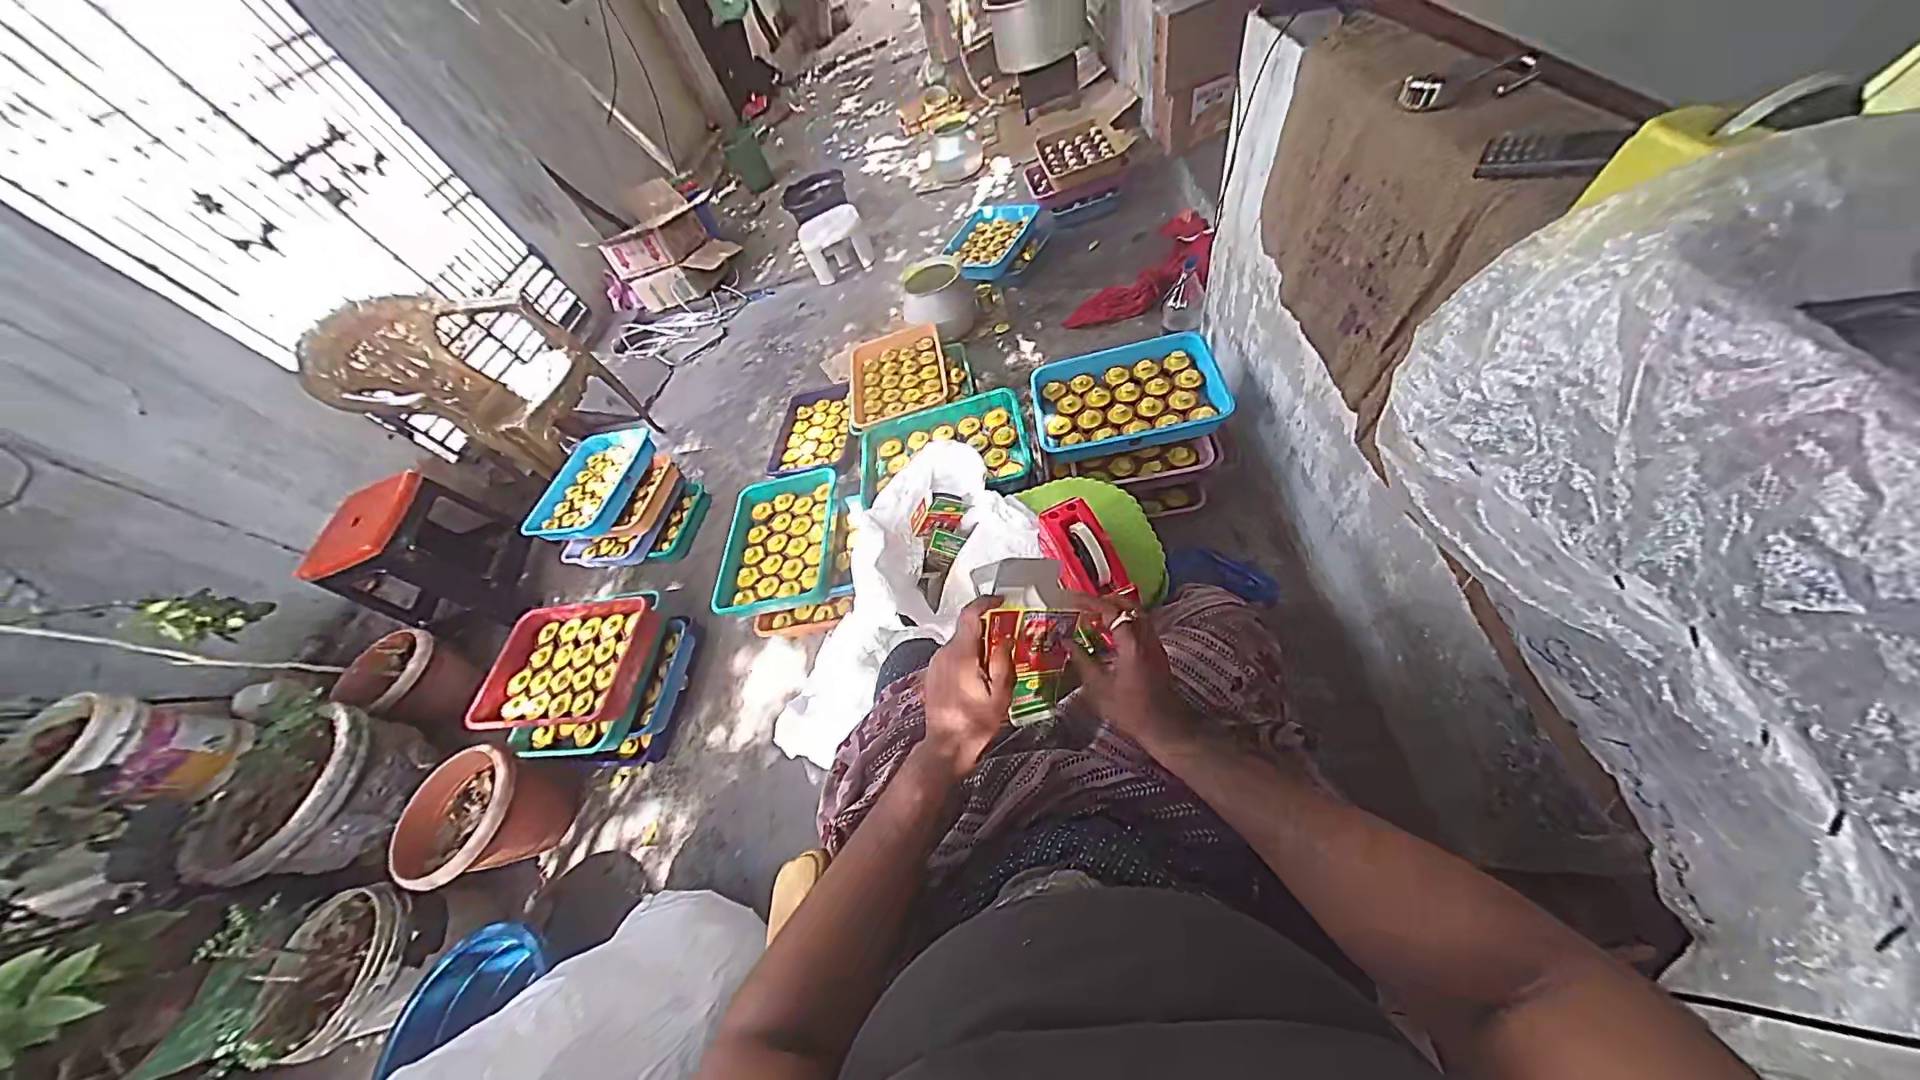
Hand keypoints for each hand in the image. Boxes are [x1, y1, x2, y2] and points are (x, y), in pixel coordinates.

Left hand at [916, 596, 1014, 779]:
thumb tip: (1007, 637)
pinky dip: (967, 658)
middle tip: (1008, 643)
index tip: (1002, 601)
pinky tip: (979, 678)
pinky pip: (952, 657)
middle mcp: (944, 653)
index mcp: (961, 654)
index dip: (986, 602)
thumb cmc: (976, 723)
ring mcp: (935, 664)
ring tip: (996, 667)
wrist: (946, 746)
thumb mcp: (1000, 694)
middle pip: (967, 631)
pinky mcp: (932, 674)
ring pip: (960, 644)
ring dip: (977, 648)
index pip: (970, 614)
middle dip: (988, 632)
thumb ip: (1003, 661)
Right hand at [1067, 592, 1197, 749]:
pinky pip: (1140, 623)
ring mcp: (1154, 643)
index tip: (1072, 599)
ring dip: (1115, 608)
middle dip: (1103, 600)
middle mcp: (1146, 637)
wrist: (1164, 726)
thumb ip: (1082, 660)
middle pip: (1128, 605)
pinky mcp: (1157, 651)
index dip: (1090, 602)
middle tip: (1082, 605)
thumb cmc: (1130, 710)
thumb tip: (1066, 641)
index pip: (1111, 611)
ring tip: (1093, 616)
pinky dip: (1123, 619)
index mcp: (1131, 644)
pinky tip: (1109, 632)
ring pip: (1136, 612)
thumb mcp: (1099, 687)